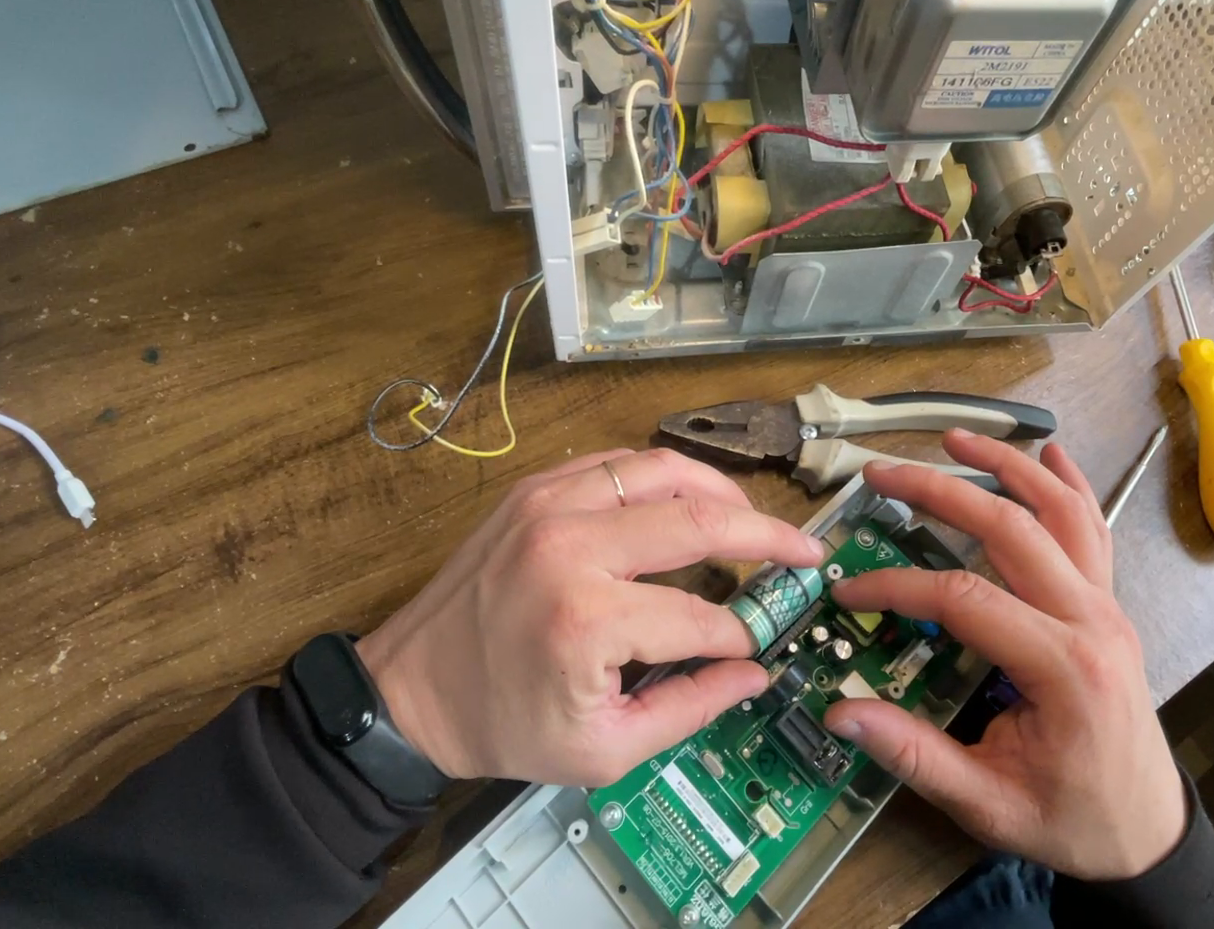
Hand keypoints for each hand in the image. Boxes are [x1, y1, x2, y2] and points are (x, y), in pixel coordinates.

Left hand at [355, 448, 827, 786]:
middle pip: (698, 520)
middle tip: (804, 549)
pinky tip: (685, 499)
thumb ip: (692, 707)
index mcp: (586, 620)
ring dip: (720, 489)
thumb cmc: (504, 725)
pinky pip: (617, 463)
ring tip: (751, 518)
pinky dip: (663, 477)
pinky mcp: (535, 489)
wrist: (409, 690)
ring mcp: (550, 504)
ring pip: (662, 469)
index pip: (700, 617)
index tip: (756, 643)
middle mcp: (573, 545)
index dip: (741, 632)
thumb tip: (756, 670)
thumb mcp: (604, 750)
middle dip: (766, 537)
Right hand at [823, 430, 1186, 880]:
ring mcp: (1107, 605)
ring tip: (955, 439)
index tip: (851, 591)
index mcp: (1063, 667)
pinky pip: (1093, 530)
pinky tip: (1049, 453)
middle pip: (1012, 530)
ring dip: (1007, 467)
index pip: (965, 599)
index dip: (898, 587)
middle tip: (884, 474)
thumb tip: (841, 712)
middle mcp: (1092, 619)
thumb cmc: (1072, 820)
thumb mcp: (988, 806)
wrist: (1150, 834)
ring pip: (1061, 512)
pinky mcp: (1109, 603)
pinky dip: (1069, 485)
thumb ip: (915, 756)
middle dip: (941, 492)